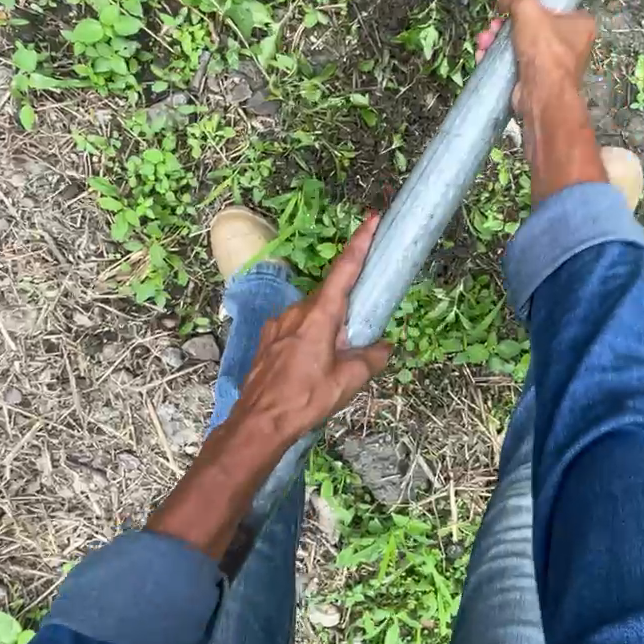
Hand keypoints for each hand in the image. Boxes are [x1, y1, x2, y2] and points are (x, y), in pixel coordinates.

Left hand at [232, 214, 393, 441]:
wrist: (258, 424)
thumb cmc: (305, 399)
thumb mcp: (347, 382)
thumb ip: (371, 359)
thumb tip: (385, 347)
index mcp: (319, 316)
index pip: (344, 270)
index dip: (360, 243)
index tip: (371, 219)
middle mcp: (297, 312)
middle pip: (330, 297)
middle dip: (348, 310)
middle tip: (357, 338)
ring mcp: (279, 325)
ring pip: (313, 316)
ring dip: (328, 329)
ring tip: (333, 361)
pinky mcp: (268, 340)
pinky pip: (297, 330)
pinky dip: (311, 339)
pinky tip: (313, 366)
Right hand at [476, 0, 597, 124]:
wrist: (541, 96)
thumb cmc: (544, 50)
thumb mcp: (529, 10)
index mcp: (580, 25)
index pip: (554, 8)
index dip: (531, 6)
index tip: (512, 8)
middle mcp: (571, 45)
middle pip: (531, 26)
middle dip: (505, 25)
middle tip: (493, 26)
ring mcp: (553, 65)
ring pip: (519, 44)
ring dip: (497, 40)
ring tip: (484, 41)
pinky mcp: (536, 80)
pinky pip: (514, 62)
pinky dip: (498, 58)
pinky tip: (483, 54)